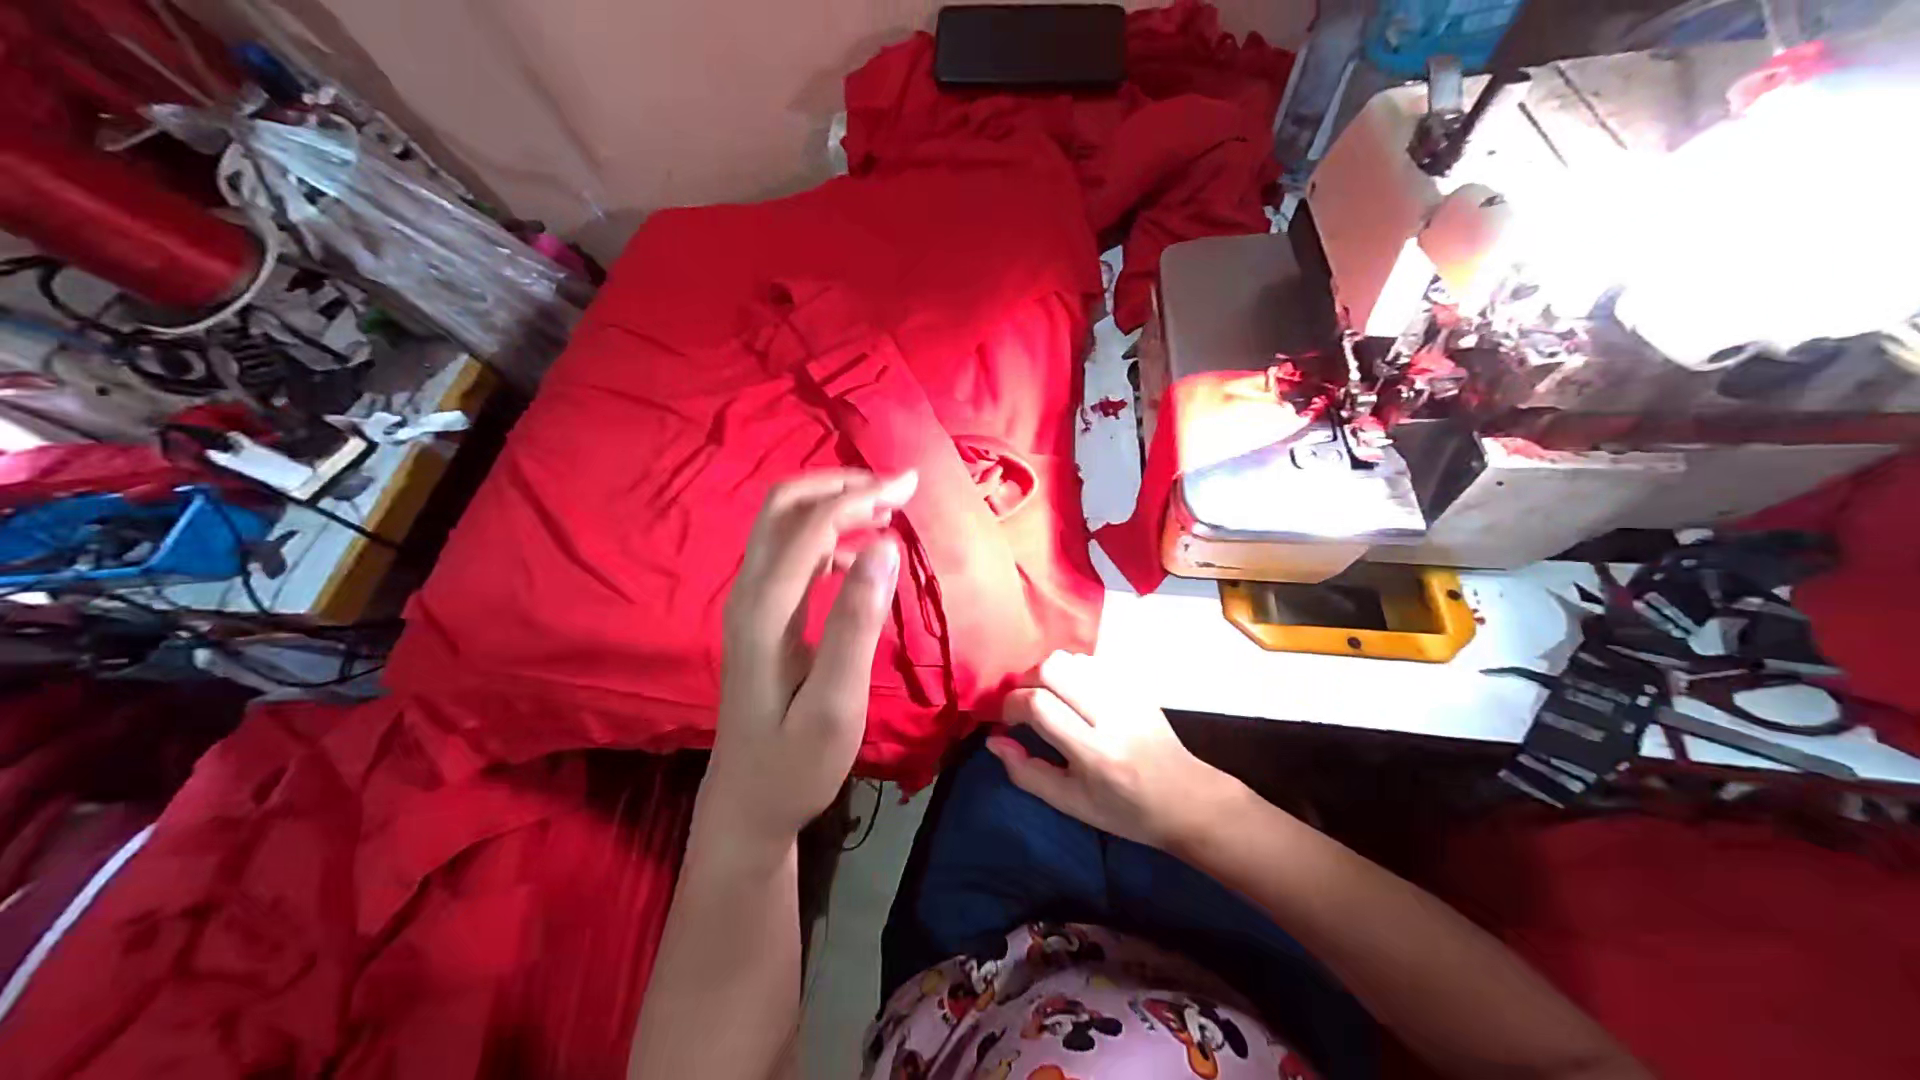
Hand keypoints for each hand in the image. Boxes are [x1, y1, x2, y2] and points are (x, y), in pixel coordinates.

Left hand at [701, 468, 916, 850]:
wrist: (747, 804)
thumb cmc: (796, 763)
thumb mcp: (835, 703)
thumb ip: (856, 623)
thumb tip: (885, 547)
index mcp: (764, 610)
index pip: (811, 525)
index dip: (861, 496)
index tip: (912, 485)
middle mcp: (748, 594)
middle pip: (783, 507)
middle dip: (840, 486)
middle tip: (895, 491)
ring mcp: (749, 604)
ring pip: (785, 526)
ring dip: (834, 507)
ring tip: (888, 515)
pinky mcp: (760, 617)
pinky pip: (790, 554)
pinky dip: (828, 538)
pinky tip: (861, 560)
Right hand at [989, 651, 1242, 852]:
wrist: (1185, 797)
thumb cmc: (1124, 809)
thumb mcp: (1070, 803)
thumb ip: (1026, 772)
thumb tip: (994, 740)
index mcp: (1094, 753)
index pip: (1039, 705)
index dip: (1012, 706)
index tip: (1007, 721)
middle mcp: (1110, 716)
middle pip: (1052, 668)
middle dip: (1025, 681)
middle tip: (1023, 705)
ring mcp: (1126, 694)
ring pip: (1071, 658)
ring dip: (1047, 673)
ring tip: (1047, 697)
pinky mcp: (1136, 685)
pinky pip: (1091, 660)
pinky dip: (1071, 671)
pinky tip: (1072, 693)